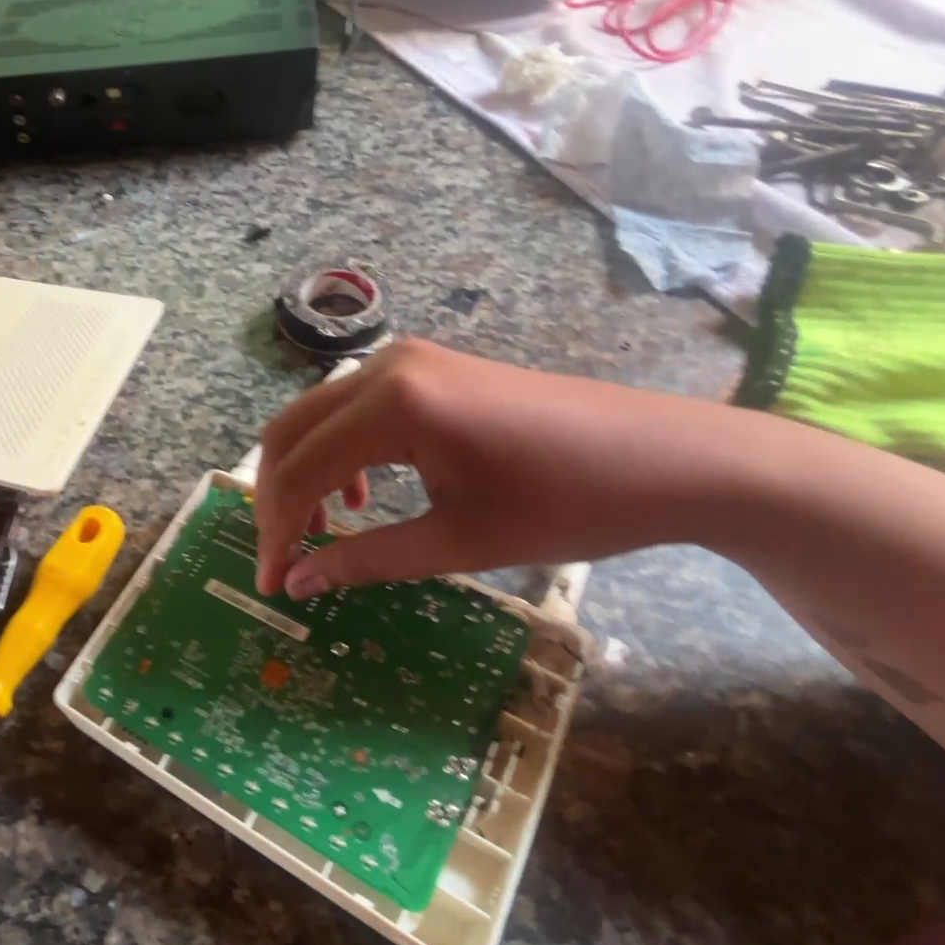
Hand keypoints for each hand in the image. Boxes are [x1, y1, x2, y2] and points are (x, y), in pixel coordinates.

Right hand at [253, 339, 744, 598]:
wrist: (671, 456)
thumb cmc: (571, 504)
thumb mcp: (460, 543)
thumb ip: (366, 560)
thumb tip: (297, 583)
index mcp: (394, 404)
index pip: (300, 470)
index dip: (276, 530)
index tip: (273, 584)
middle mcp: (387, 366)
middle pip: (289, 432)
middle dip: (276, 500)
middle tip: (284, 560)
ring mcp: (407, 360)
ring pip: (315, 418)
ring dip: (304, 475)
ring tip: (321, 533)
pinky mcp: (427, 369)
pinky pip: (352, 410)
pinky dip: (339, 455)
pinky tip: (364, 496)